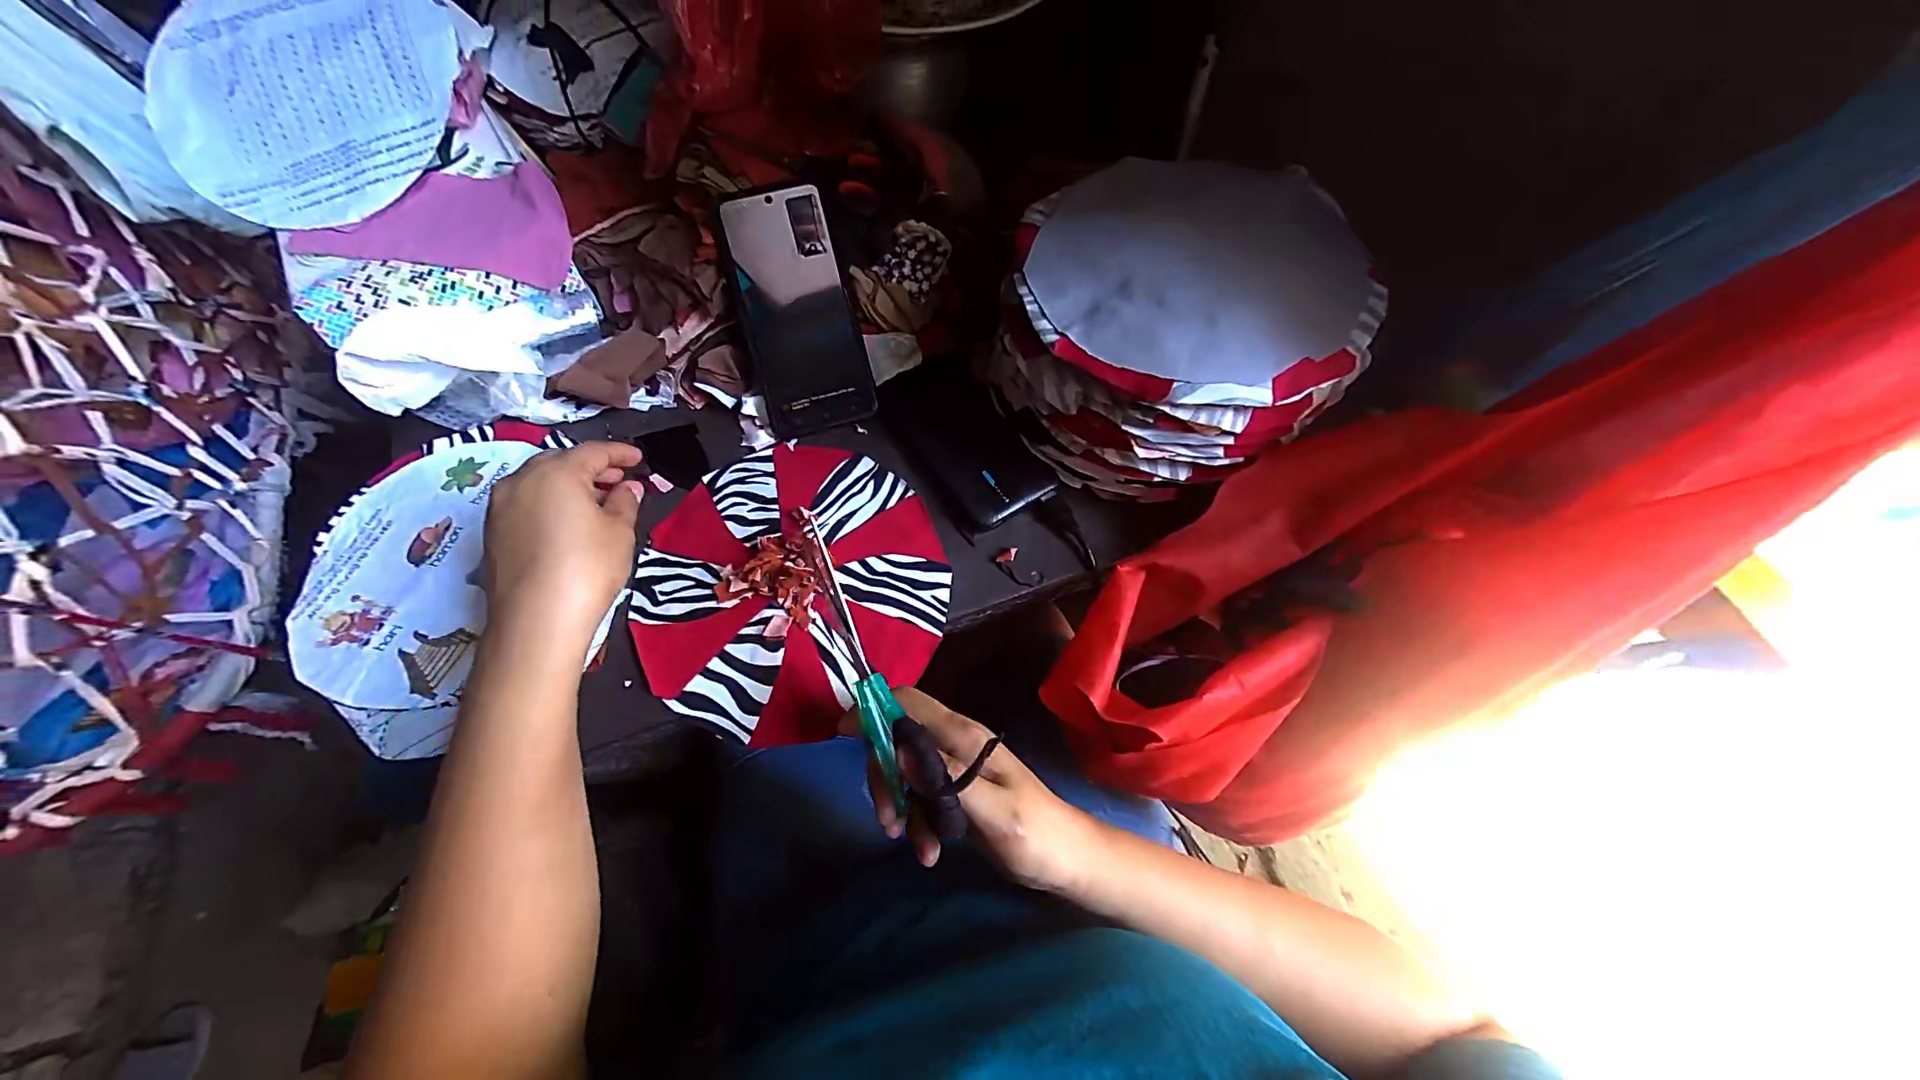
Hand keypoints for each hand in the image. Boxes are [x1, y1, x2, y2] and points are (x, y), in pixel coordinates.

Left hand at [482, 441, 644, 643]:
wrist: (537, 619)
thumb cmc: (587, 567)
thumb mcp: (620, 532)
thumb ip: (625, 502)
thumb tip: (627, 488)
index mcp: (556, 473)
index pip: (593, 452)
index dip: (620, 453)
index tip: (638, 458)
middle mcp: (521, 481)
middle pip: (561, 462)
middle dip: (591, 468)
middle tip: (619, 480)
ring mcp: (500, 507)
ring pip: (540, 483)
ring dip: (569, 487)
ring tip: (597, 503)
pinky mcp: (493, 533)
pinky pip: (527, 505)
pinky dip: (550, 504)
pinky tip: (570, 524)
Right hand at [842, 687, 1103, 891]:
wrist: (1069, 860)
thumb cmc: (1038, 835)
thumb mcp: (995, 812)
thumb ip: (946, 778)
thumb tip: (898, 748)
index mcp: (966, 737)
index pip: (909, 703)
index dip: (873, 709)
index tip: (843, 733)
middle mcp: (957, 743)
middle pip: (897, 739)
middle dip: (884, 776)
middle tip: (887, 820)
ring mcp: (955, 766)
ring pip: (905, 771)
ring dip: (902, 808)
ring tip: (919, 847)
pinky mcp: (955, 790)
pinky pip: (920, 796)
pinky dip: (918, 822)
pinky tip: (930, 851)